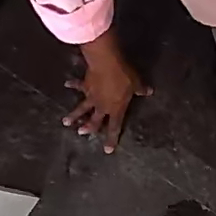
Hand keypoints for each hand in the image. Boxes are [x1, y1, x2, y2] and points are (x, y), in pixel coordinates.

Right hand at [64, 31, 150, 152]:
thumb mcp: (136, 84)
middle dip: (88, 128)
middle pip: (94, 120)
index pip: (114, 127)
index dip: (111, 139)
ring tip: (66, 122)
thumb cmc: (124, 77)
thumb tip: (148, 92)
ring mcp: (92, 97)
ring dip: (74, 115)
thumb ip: (141, 90)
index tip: (107, 151)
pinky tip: (66, 84)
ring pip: (82, 108)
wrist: (106, 64)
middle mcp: (102, 106)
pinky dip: (72, 85)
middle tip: (81, 133)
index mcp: (116, 109)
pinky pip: (78, 86)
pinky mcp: (85, 85)